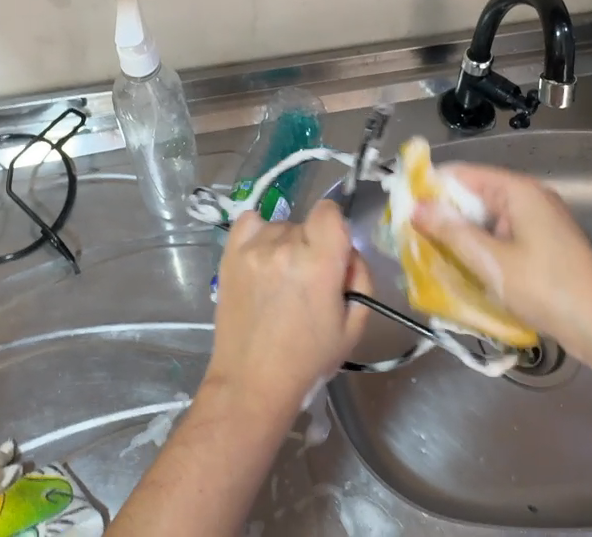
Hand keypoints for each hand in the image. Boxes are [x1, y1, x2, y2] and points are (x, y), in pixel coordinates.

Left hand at [205, 200, 369, 415]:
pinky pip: (249, 222)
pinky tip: (262, 259)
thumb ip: (360, 279)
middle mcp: (284, 247)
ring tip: (280, 279)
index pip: (330, 212)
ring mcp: (253, 248)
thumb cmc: (308, 359)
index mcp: (319, 263)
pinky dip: (258, 234)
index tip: (334, 253)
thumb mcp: (353, 326)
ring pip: (280, 226)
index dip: (337, 229)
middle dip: (313, 245)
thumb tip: (348, 254)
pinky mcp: (230, 254)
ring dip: (285, 244)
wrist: (252, 380)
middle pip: (306, 223)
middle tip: (309, 281)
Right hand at [412, 163, 591, 360]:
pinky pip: (502, 234)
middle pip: (474, 194)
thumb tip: (416, 207)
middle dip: (443, 212)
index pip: (462, 173)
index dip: (431, 186)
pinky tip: (464, 265)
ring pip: (487, 217)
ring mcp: (540, 221)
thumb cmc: (545, 288)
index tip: (403, 206)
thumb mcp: (489, 260)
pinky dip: (481, 244)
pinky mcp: (544, 243)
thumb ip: (450, 230)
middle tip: (412, 233)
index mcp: (518, 190)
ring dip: (461, 232)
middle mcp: (530, 197)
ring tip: (430, 251)